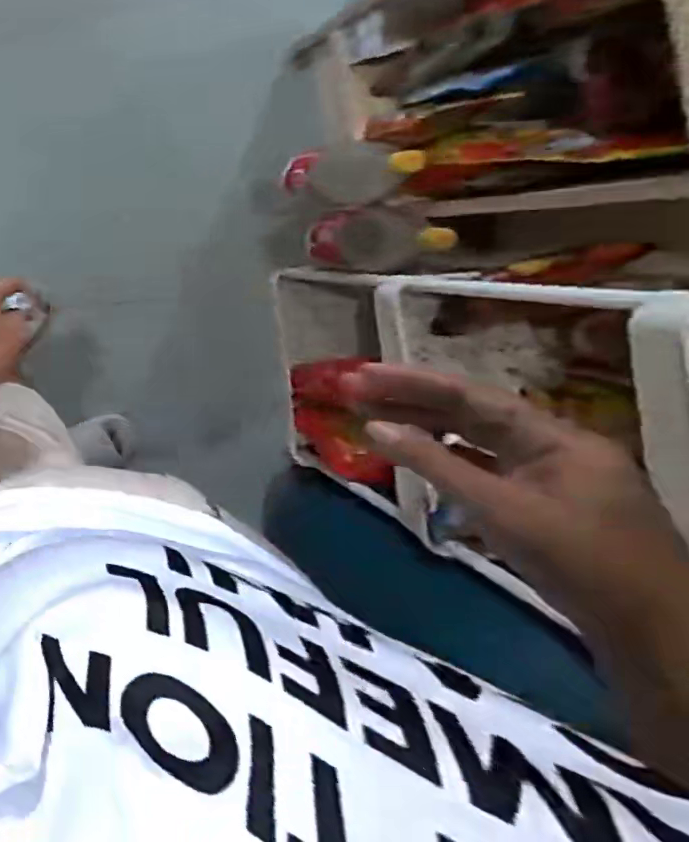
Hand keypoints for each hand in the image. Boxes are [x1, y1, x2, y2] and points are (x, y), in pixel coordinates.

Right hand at [344, 363, 688, 632]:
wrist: (650, 628)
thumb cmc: (578, 559)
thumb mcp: (498, 508)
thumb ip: (432, 463)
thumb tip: (372, 426)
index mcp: (560, 441)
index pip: (473, 398)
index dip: (412, 382)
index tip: (359, 375)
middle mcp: (557, 449)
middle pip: (473, 414)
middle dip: (409, 401)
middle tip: (352, 391)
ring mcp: (551, 476)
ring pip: (475, 438)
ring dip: (421, 426)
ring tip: (367, 416)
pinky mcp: (540, 500)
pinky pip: (482, 464)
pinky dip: (442, 455)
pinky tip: (409, 453)